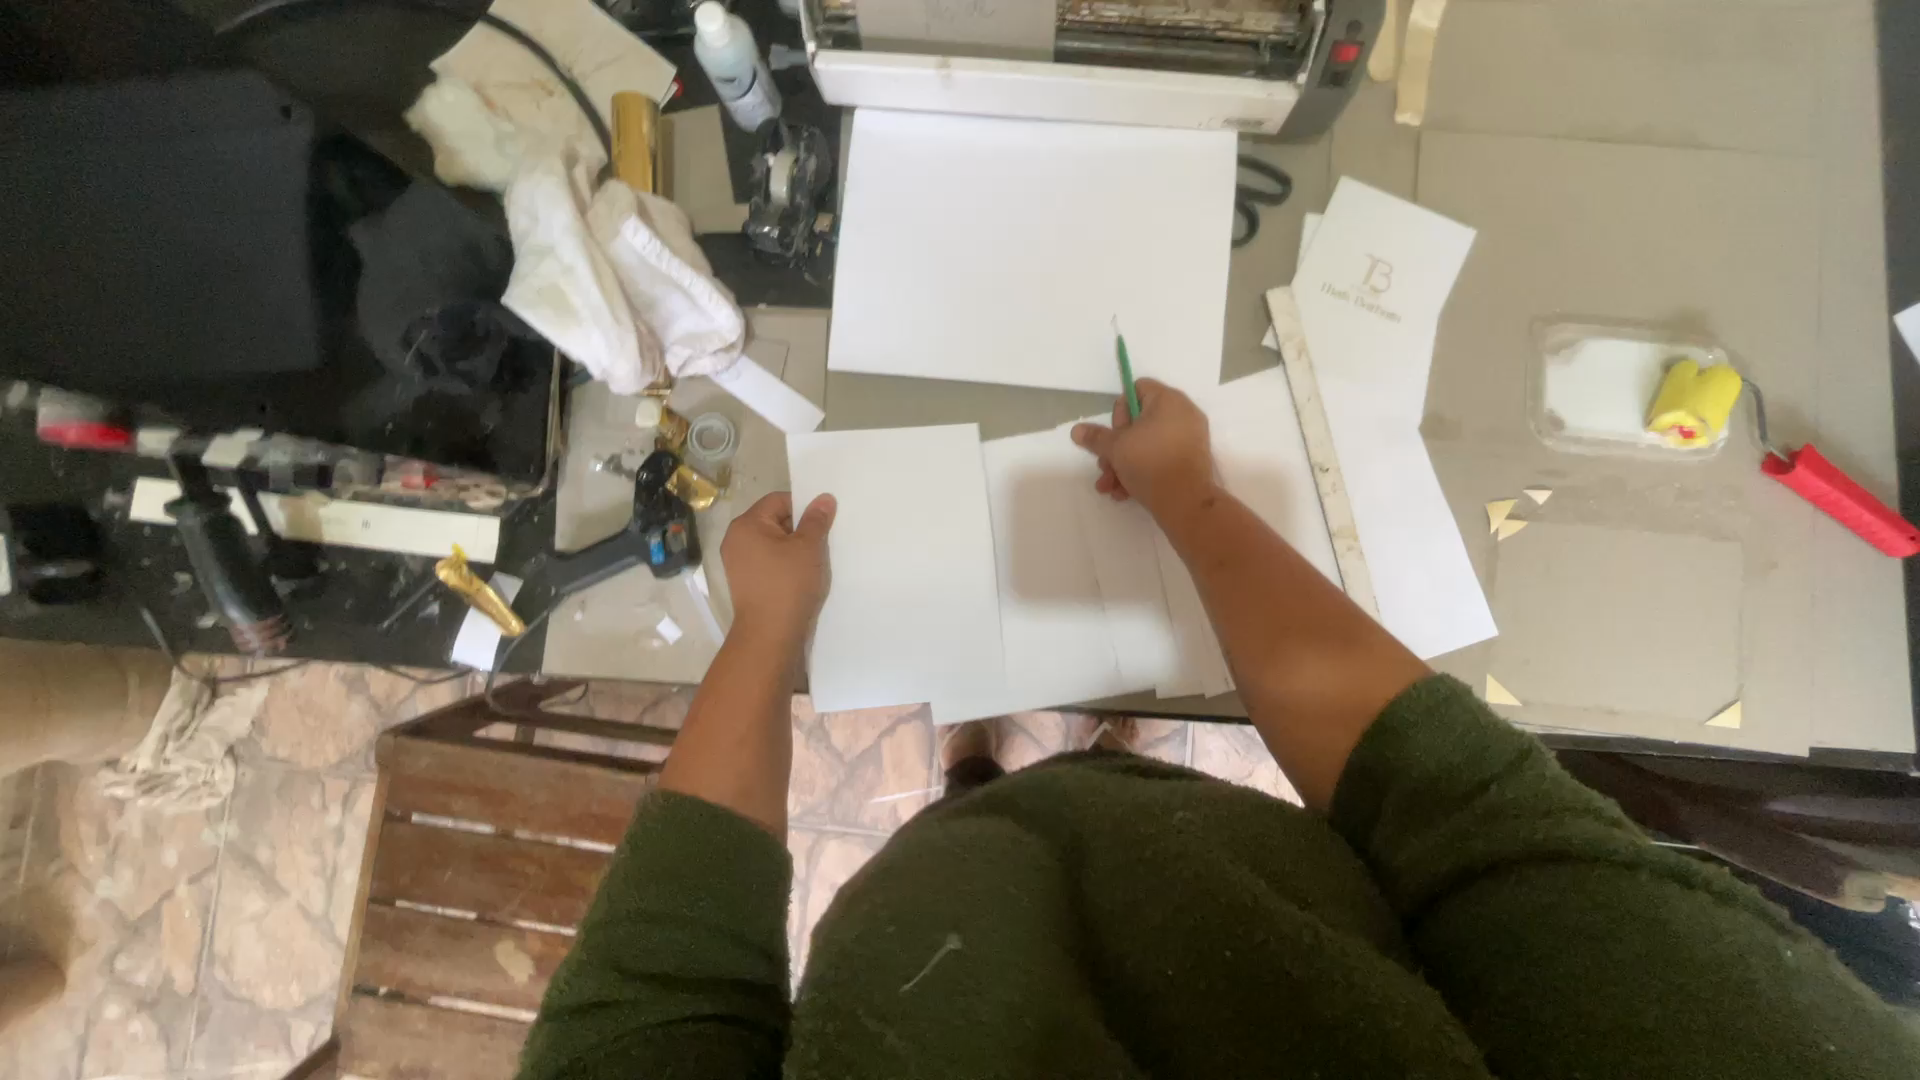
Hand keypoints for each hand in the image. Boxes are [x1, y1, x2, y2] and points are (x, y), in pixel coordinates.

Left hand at [721, 492, 835, 640]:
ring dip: (794, 548)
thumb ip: (816, 519)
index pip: (778, 500)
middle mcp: (736, 540)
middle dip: (800, 528)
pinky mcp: (746, 581)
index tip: (823, 521)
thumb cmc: (787, 584)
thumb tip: (824, 498)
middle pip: (774, 520)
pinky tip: (803, 575)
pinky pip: (769, 562)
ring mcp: (739, 562)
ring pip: (773, 543)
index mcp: (747, 525)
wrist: (770, 634)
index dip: (803, 506)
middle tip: (823, 540)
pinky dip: (785, 564)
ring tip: (815, 559)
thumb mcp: (808, 547)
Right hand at [1069, 378, 1214, 519]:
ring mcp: (1188, 438)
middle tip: (1105, 465)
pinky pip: (1160, 458)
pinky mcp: (1189, 460)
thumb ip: (1095, 437)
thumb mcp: (1115, 448)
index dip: (1119, 411)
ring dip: (1122, 465)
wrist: (1185, 502)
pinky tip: (1123, 493)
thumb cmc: (1149, 463)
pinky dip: (1142, 471)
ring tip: (1109, 486)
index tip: (1113, 433)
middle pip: (1138, 421)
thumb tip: (1076, 430)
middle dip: (1115, 447)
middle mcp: (1182, 413)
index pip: (1137, 389)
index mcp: (1167, 400)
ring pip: (1146, 445)